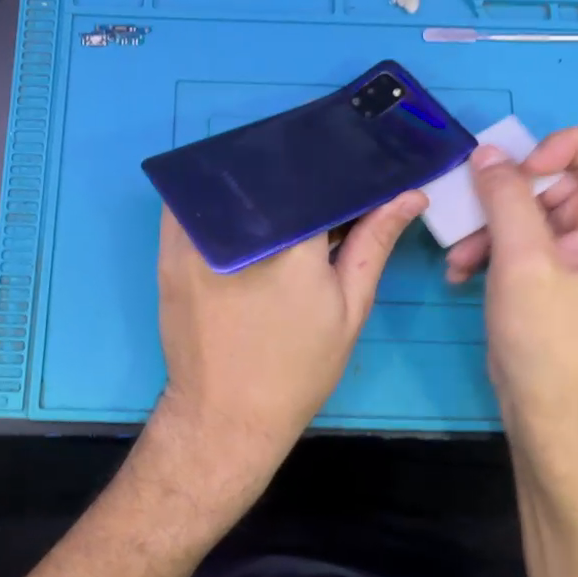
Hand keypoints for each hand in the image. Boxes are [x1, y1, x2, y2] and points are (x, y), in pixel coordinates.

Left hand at [155, 192, 426, 473]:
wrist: (225, 415)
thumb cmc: (297, 368)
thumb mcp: (349, 309)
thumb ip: (373, 244)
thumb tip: (409, 195)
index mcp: (292, 243)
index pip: (315, 176)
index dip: (334, 165)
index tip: (350, 161)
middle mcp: (238, 230)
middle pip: (271, 172)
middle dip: (298, 168)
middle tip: (322, 177)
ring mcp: (195, 238)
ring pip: (231, 180)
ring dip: (259, 177)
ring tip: (287, 187)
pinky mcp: (168, 249)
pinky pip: (195, 201)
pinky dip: (221, 195)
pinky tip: (244, 205)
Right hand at [445, 127, 577, 457]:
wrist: (544, 413)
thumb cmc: (547, 338)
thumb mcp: (523, 260)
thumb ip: (504, 197)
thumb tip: (486, 151)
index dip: (557, 146)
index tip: (517, 172)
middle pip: (553, 173)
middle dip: (504, 193)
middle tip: (469, 212)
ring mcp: (573, 247)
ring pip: (524, 203)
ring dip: (485, 223)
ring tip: (459, 255)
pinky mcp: (546, 267)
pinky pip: (514, 233)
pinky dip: (485, 245)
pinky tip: (461, 272)